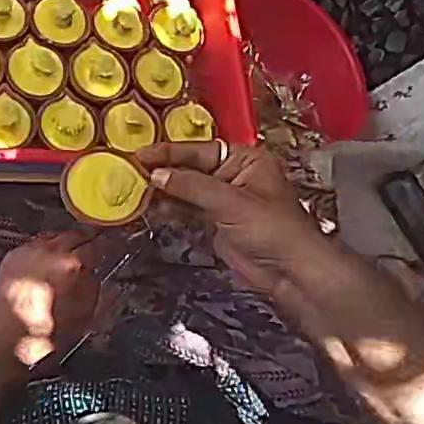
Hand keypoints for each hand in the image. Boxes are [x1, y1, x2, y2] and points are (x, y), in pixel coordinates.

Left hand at [0, 230, 103, 369]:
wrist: (9, 339)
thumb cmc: (46, 332)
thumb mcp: (85, 315)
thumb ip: (97, 288)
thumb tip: (98, 274)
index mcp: (71, 266)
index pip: (97, 245)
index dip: (109, 243)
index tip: (114, 243)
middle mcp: (49, 253)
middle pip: (75, 234)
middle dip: (89, 237)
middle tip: (97, 240)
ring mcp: (29, 252)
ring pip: (54, 236)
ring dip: (67, 239)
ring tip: (75, 247)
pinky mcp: (14, 256)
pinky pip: (35, 244)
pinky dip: (47, 246)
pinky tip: (51, 255)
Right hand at [135, 141, 338, 294]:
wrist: (291, 273)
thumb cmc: (272, 230)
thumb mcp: (231, 202)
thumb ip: (191, 187)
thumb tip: (157, 175)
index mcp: (245, 160)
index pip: (201, 150)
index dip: (170, 152)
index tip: (142, 154)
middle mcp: (233, 176)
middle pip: (191, 169)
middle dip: (164, 172)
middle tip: (132, 171)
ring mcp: (223, 200)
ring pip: (186, 190)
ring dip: (164, 192)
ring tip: (136, 189)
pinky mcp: (215, 223)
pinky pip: (188, 210)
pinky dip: (171, 209)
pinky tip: (151, 207)